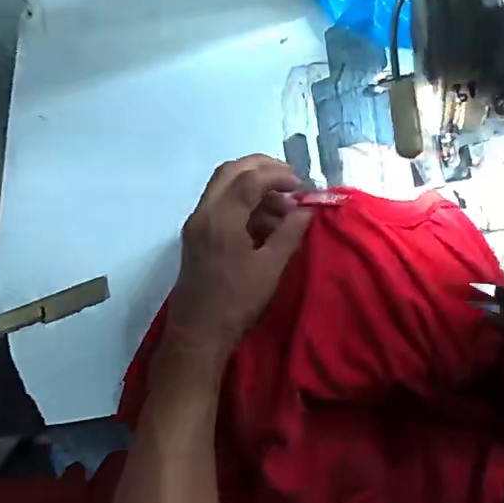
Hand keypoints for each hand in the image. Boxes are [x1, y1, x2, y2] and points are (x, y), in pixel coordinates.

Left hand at [165, 154, 313, 352]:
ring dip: (254, 187)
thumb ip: (289, 233)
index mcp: (220, 219)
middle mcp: (203, 213)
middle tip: (290, 180)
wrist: (198, 334)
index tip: (301, 185)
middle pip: (231, 172)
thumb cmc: (236, 302)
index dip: (278, 175)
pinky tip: (267, 222)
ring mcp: (197, 224)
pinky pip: (220, 205)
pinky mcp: (197, 236)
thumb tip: (306, 210)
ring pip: (224, 187)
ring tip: (284, 208)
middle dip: (262, 169)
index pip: (249, 179)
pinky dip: (244, 203)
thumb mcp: (270, 268)